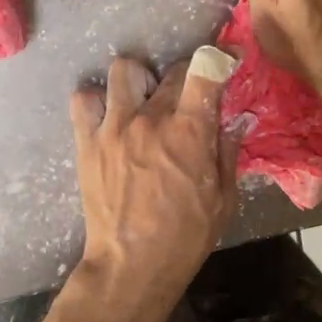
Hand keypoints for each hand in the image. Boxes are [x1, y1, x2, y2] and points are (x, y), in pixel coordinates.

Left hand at [69, 51, 237, 321]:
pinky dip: (97, 99)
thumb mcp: (223, 199)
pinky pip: (84, 98)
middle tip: (188, 99)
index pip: (205, 71)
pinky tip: (109, 115)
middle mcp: (150, 119)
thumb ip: (228, 153)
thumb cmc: (185, 236)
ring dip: (140, 78)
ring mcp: (114, 127)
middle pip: (172, 71)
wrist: (131, 264)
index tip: (225, 58)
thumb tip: (236, 120)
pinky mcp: (87, 140)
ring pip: (124, 70)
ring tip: (144, 99)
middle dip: (186, 78)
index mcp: (189, 131)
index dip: (219, 56)